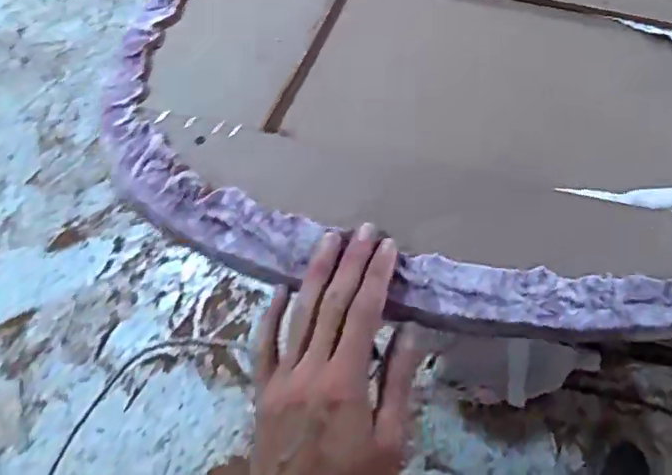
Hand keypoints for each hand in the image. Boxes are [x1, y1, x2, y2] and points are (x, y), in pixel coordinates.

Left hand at [250, 225, 424, 474]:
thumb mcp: (390, 441)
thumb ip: (398, 381)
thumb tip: (410, 328)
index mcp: (343, 384)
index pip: (363, 313)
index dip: (377, 275)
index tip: (389, 246)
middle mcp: (308, 374)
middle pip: (331, 305)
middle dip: (351, 263)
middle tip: (365, 230)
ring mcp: (280, 383)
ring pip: (298, 316)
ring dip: (315, 274)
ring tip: (329, 239)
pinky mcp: (261, 396)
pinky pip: (263, 348)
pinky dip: (272, 314)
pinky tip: (281, 287)